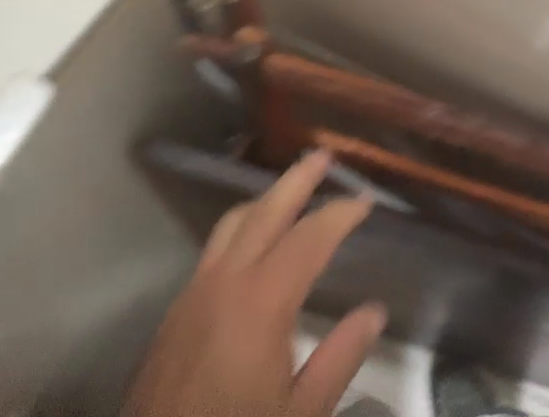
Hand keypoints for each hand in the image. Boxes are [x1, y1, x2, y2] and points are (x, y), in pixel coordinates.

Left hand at [124, 150, 386, 416]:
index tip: (365, 200)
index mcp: (261, 303)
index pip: (309, 239)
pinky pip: (212, 251)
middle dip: (296, 181)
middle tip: (322, 156)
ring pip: (230, 226)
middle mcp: (223, 284)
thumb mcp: (302, 413)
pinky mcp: (175, 314)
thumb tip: (373, 313)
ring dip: (264, 201)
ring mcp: (193, 295)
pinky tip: (254, 247)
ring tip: (289, 191)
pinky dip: (240, 230)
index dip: (339, 214)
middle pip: (264, 213)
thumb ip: (340, 358)